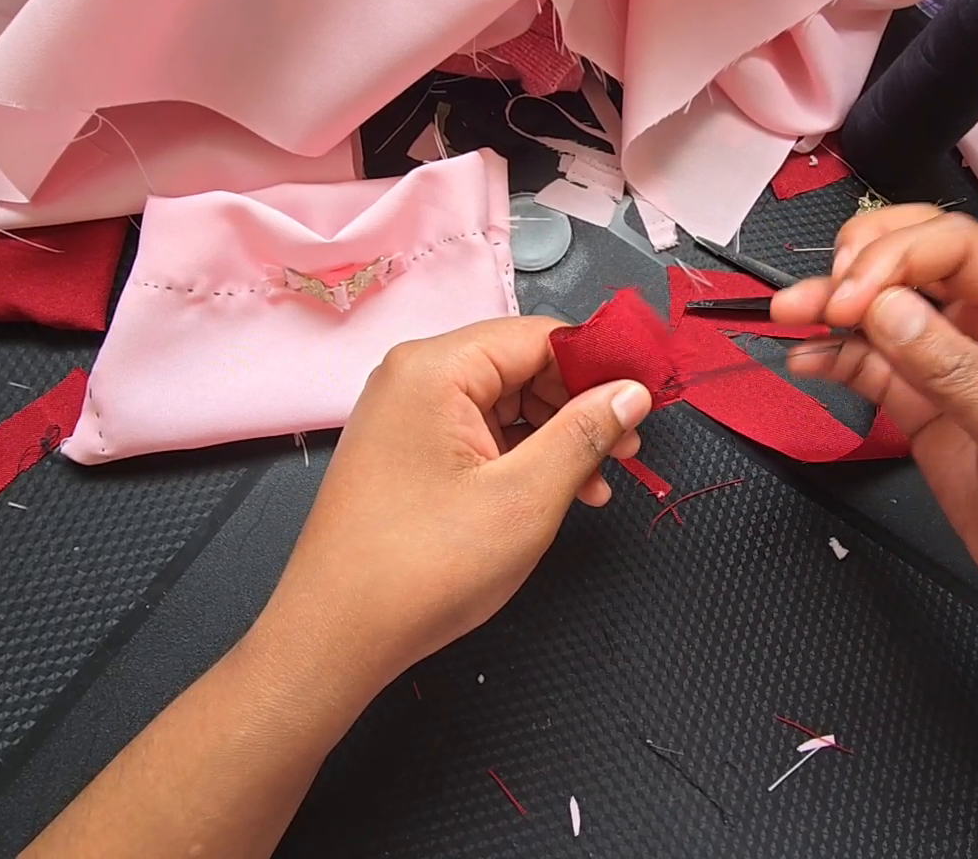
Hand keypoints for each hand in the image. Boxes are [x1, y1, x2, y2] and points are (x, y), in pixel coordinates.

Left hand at [264, 316, 652, 686]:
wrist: (333, 641)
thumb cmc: (427, 567)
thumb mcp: (525, 498)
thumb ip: (585, 433)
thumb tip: (633, 390)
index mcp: (436, 367)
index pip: (539, 336)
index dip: (599, 367)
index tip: (644, 403)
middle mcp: (415, 376)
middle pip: (521, 366)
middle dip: (579, 407)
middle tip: (627, 452)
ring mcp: (408, 412)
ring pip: (505, 402)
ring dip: (556, 437)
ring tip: (596, 484)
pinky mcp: (408, 447)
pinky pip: (479, 431)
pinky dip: (521, 456)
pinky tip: (556, 491)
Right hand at [771, 206, 977, 633]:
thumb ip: (962, 374)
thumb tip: (890, 310)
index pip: (963, 251)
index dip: (899, 259)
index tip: (852, 299)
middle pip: (916, 260)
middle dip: (861, 265)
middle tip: (822, 298)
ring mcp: (951, 365)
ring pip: (881, 310)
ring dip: (830, 306)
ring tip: (788, 314)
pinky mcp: (920, 404)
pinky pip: (866, 364)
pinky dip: (830, 357)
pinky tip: (806, 360)